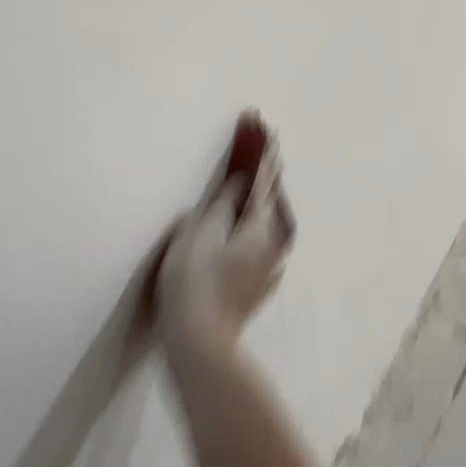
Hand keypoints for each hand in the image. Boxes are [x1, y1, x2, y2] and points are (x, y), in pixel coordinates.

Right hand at [156, 112, 296, 352]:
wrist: (200, 341)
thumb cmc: (193, 280)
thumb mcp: (201, 233)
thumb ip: (223, 204)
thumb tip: (241, 183)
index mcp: (259, 228)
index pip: (264, 180)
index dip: (262, 151)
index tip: (263, 125)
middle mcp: (272, 246)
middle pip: (272, 200)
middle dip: (266, 170)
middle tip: (261, 142)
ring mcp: (268, 269)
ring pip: (269, 223)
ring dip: (263, 196)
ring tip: (257, 178)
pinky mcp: (257, 285)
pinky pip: (262, 241)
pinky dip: (256, 221)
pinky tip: (249, 224)